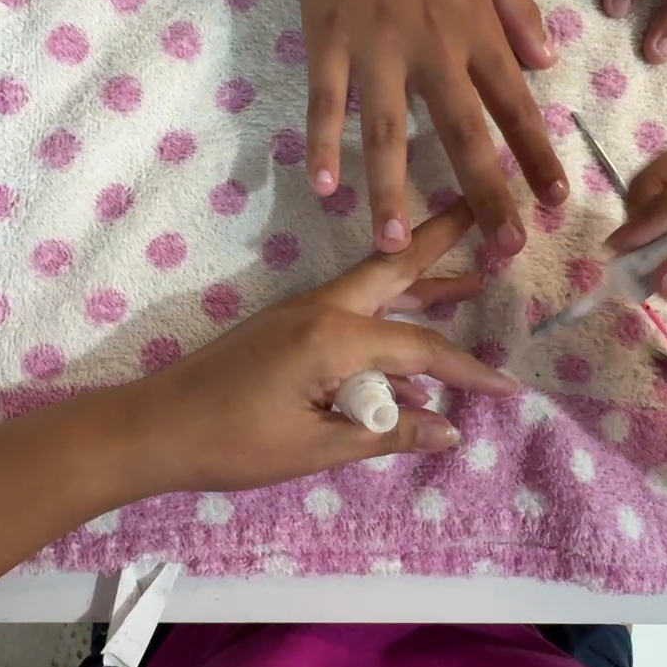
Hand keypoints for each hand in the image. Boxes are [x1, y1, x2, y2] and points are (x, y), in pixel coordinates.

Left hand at [121, 202, 516, 496]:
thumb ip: (386, 433)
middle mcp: (324, 307)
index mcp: (334, 336)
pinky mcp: (291, 322)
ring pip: (378, 283)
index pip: (422, 348)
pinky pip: (356, 309)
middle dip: (445, 243)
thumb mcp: (316, 447)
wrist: (156, 425)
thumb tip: (449, 430)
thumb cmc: (233, 442)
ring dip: (423, 276)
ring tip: (472, 275)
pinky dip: (391, 313)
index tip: (510, 389)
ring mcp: (304, 309)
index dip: (469, 372)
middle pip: (398, 268)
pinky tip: (409, 336)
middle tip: (489, 218)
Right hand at [288, 0, 567, 257]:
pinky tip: (324, 188)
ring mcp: (376, 48)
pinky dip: (323, 143)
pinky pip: (325, 101)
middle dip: (487, 196)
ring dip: (392, 191)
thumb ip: (517, 10)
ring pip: (388, 132)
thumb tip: (548, 62)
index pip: (516, 105)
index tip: (555, 201)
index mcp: (476, 26)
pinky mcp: (328, 40)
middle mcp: (433, 48)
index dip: (537, 155)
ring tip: (397, 244)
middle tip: (502, 251)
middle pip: (464, 134)